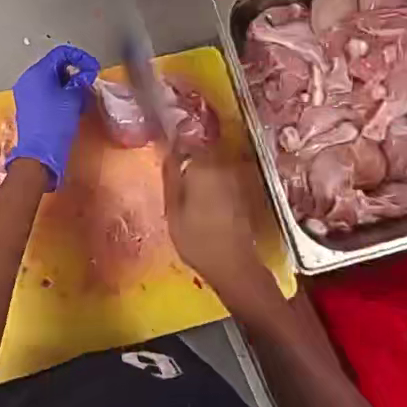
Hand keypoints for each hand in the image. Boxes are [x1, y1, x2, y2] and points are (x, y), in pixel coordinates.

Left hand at [8, 44, 99, 190]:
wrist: (39, 155)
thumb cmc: (54, 125)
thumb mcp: (73, 98)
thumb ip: (81, 81)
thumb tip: (84, 76)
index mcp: (37, 73)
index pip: (61, 53)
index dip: (81, 58)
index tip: (93, 68)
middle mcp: (28, 80)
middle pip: (55, 66)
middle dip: (74, 72)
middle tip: (88, 82)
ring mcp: (26, 95)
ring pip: (51, 81)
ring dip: (68, 85)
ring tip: (81, 96)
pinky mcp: (28, 108)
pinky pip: (45, 94)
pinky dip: (59, 95)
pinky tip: (71, 107)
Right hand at [162, 148, 267, 301]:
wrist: (233, 264)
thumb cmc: (196, 239)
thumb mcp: (173, 210)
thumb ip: (171, 177)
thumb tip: (168, 151)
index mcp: (203, 167)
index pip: (187, 141)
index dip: (175, 142)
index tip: (164, 147)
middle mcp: (223, 167)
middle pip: (202, 150)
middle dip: (188, 152)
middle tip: (171, 164)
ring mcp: (235, 179)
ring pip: (212, 163)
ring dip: (199, 166)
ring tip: (184, 180)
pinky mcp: (241, 192)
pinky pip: (220, 176)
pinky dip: (210, 180)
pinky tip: (200, 194)